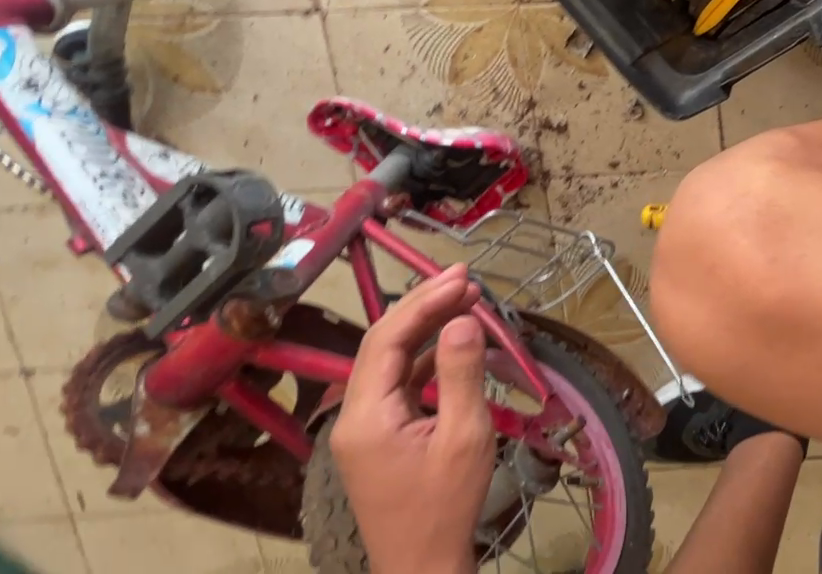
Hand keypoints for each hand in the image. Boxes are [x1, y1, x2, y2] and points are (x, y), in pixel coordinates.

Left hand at [331, 265, 494, 573]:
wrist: (422, 567)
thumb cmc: (446, 503)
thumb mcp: (464, 436)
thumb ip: (461, 374)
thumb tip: (463, 320)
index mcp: (365, 416)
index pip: (388, 340)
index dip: (425, 303)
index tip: (464, 278)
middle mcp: (355, 415)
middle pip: (384, 343)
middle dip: (423, 305)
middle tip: (465, 277)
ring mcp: (365, 426)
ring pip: (391, 359)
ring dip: (427, 326)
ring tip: (467, 298)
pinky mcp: (380, 435)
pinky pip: (401, 381)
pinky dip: (428, 354)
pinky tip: (456, 341)